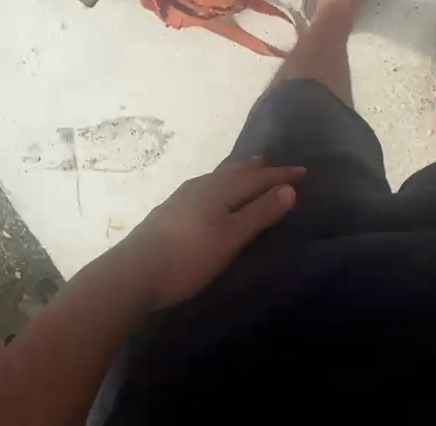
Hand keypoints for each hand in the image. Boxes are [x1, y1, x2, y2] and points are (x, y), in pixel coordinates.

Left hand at [117, 157, 305, 311]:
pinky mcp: (169, 211)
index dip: (282, 175)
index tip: (304, 171)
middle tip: (272, 161)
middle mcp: (203, 186)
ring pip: (217, 176)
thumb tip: (289, 189)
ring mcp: (183, 197)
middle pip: (236, 171)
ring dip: (236, 172)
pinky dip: (218, 183)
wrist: (131, 274)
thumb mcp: (231, 238)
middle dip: (257, 168)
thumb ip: (260, 213)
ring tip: (244, 169)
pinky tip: (208, 194)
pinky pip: (204, 186)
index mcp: (221, 189)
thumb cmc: (188, 258)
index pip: (259, 178)